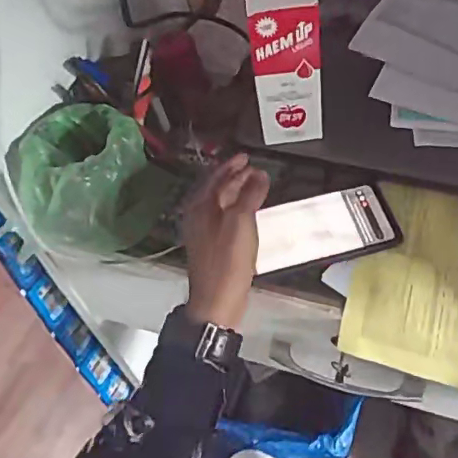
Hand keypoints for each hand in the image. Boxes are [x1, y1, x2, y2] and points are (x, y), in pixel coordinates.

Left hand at [181, 154, 268, 330]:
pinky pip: (224, 218)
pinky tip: (248, 213)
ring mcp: (204, 233)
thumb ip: (250, 195)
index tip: (247, 157)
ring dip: (236, 192)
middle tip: (251, 168)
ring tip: (253, 186)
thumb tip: (259, 174)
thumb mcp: (241, 221)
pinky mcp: (212, 247)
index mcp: (201, 207)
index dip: (232, 166)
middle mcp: (198, 217)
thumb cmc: (227, 260)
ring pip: (220, 204)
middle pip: (216, 189)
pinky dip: (237, 209)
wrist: (217, 300)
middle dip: (234, 177)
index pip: (217, 177)